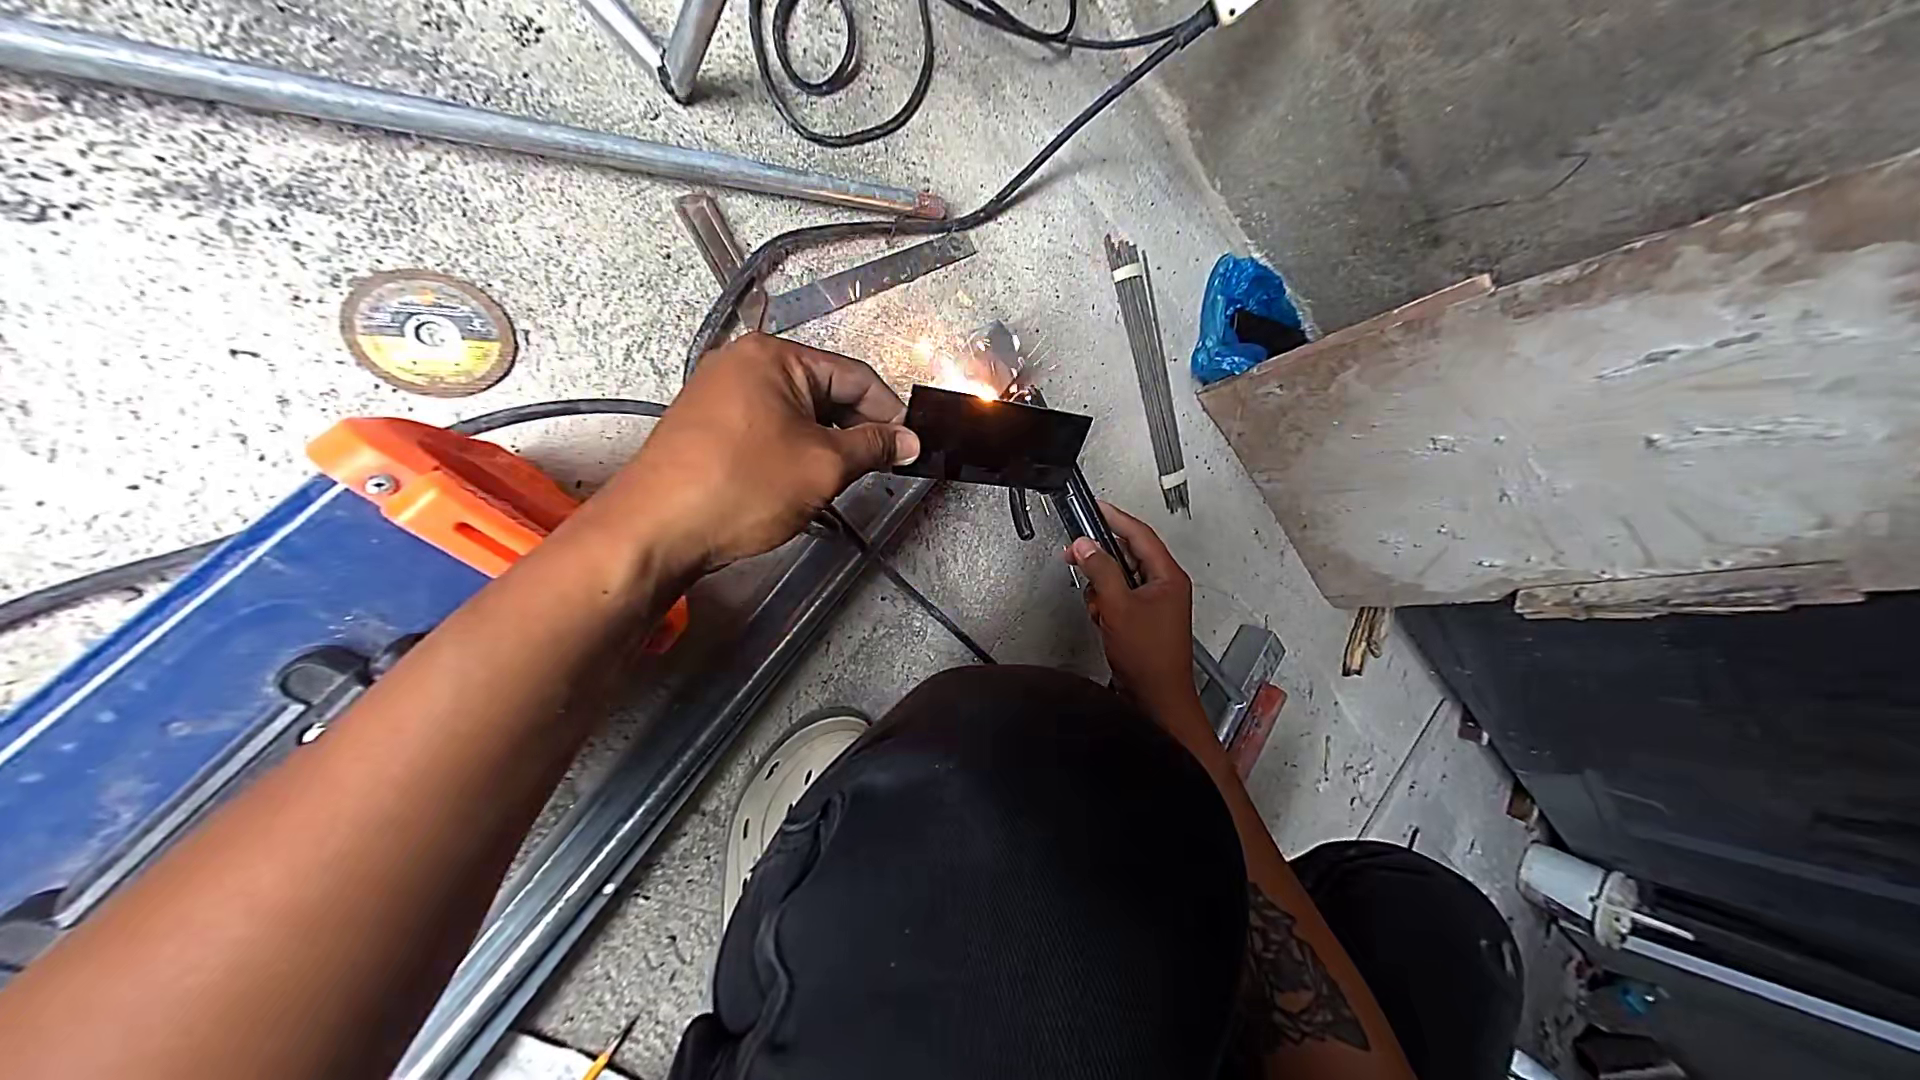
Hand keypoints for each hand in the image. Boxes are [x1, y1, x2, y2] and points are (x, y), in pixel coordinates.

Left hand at [593, 333, 920, 573]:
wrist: (655, 529)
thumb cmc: (739, 486)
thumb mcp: (823, 465)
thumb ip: (874, 447)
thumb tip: (908, 441)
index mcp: (773, 356)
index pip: (854, 376)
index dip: (889, 412)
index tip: (909, 445)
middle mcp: (743, 364)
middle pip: (824, 391)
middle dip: (857, 430)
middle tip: (880, 465)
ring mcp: (721, 395)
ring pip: (797, 414)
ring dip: (827, 444)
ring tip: (842, 478)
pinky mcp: (708, 427)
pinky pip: (769, 429)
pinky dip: (795, 451)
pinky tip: (803, 480)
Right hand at [1066, 502, 1196, 708]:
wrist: (1155, 697)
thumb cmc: (1150, 658)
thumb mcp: (1118, 606)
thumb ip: (1100, 571)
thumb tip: (1085, 546)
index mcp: (1168, 577)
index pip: (1139, 535)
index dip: (1115, 518)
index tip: (1096, 507)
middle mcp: (1163, 586)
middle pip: (1127, 555)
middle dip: (1100, 558)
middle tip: (1077, 552)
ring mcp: (1153, 603)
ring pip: (1119, 577)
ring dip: (1101, 586)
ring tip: (1098, 604)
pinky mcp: (1140, 618)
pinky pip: (1117, 597)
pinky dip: (1104, 603)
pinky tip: (1102, 617)